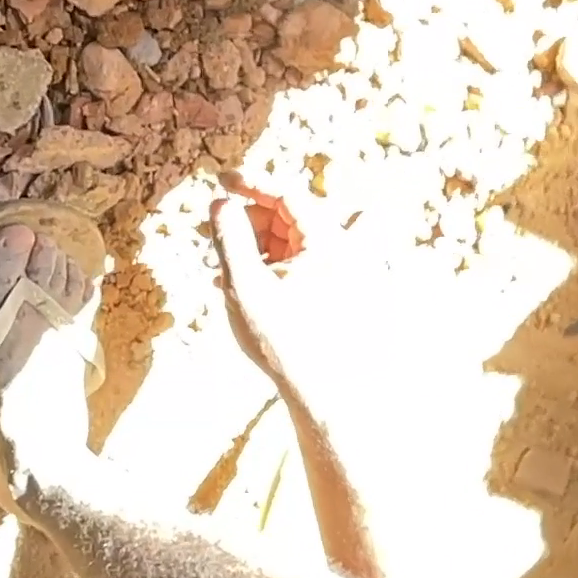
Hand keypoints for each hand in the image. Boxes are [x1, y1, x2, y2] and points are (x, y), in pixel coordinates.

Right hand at [209, 176, 380, 408]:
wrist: (333, 397)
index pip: (288, 195)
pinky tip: (253, 288)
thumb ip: (230, 239)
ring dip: (265, 245)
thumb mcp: (245, 285)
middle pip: (296, 216)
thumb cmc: (286, 340)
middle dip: (254, 220)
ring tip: (232, 266)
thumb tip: (220, 202)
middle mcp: (353, 252)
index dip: (251, 184)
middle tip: (220, 235)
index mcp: (331, 243)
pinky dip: (281, 265)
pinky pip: (311, 265)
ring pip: (304, 242)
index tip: (220, 179)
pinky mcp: (352, 297)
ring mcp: (357, 276)